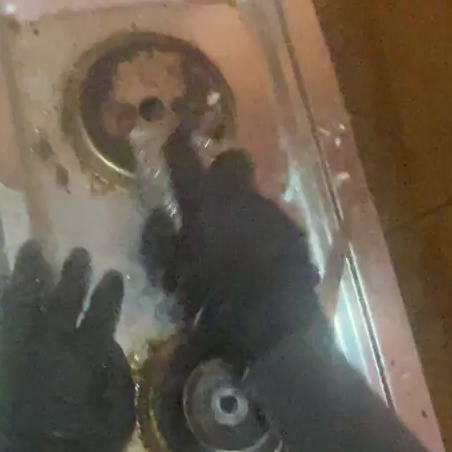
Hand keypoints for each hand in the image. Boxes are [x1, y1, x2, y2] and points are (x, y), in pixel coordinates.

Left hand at [0, 243, 133, 451]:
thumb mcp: (115, 429)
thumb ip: (116, 382)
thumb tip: (107, 347)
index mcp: (84, 364)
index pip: (101, 317)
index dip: (108, 294)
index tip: (112, 274)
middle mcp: (49, 349)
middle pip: (61, 301)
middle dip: (71, 275)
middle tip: (77, 253)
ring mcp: (15, 353)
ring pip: (22, 302)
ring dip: (29, 275)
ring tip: (32, 251)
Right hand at [144, 130, 323, 361]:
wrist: (273, 319)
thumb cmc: (211, 295)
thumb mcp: (171, 271)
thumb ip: (159, 238)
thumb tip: (158, 214)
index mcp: (203, 200)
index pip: (185, 157)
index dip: (176, 142)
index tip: (173, 132)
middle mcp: (239, 195)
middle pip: (232, 160)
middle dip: (221, 167)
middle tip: (210, 187)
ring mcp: (271, 211)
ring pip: (253, 193)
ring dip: (241, 206)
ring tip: (233, 235)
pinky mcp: (293, 231)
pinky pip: (271, 220)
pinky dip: (260, 230)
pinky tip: (256, 255)